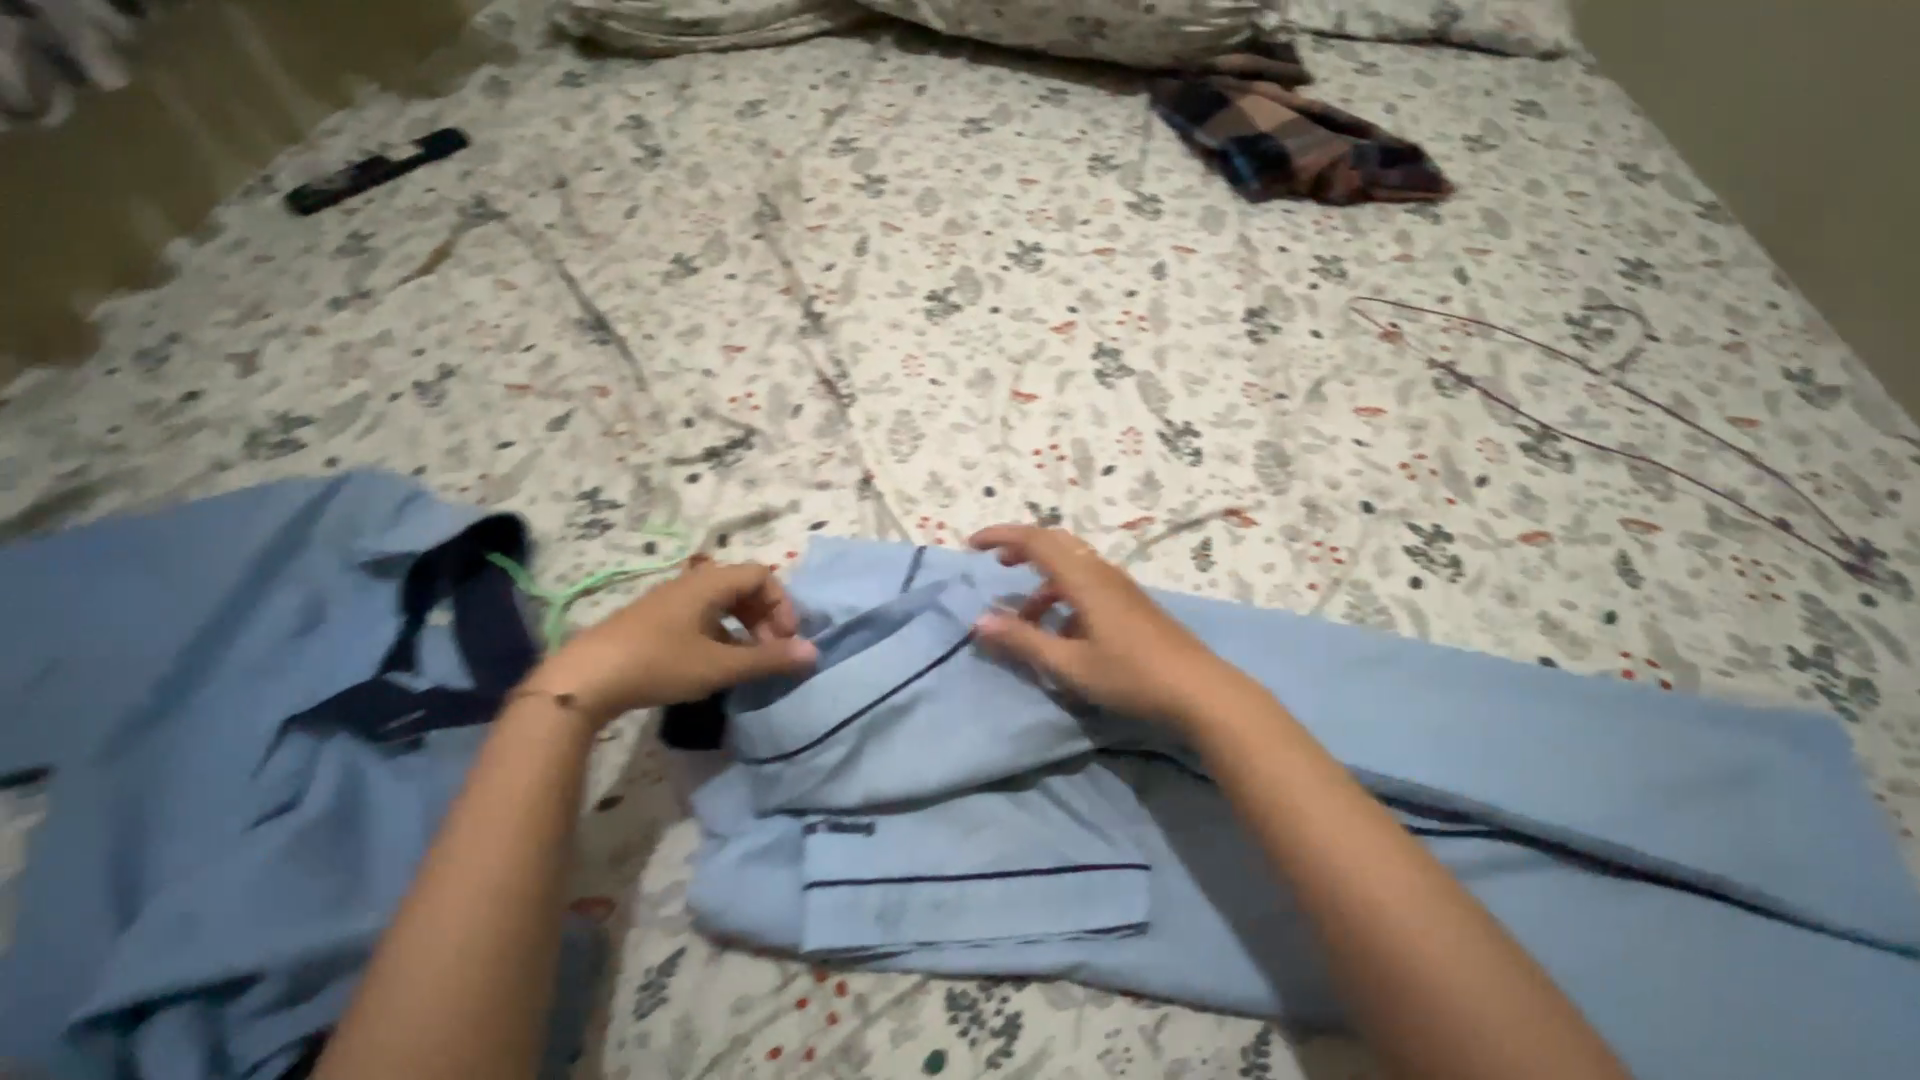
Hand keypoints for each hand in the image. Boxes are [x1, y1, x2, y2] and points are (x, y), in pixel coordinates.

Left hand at [518, 558, 817, 725]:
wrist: (586, 678)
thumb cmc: (659, 663)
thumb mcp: (719, 666)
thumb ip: (768, 659)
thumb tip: (813, 653)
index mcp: (709, 583)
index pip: (762, 576)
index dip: (782, 604)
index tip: (786, 639)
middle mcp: (691, 583)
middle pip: (743, 587)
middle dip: (766, 617)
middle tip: (772, 652)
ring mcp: (670, 602)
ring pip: (721, 604)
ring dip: (744, 628)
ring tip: (748, 662)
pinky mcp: (655, 622)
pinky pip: (701, 617)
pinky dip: (721, 635)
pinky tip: (715, 666)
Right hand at [968, 524, 1244, 726]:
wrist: (1200, 690)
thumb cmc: (1131, 676)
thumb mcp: (1070, 665)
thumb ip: (1024, 641)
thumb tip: (980, 620)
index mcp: (1084, 580)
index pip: (1036, 541)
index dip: (1001, 536)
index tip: (972, 545)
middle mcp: (1102, 574)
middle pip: (1057, 544)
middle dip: (1022, 549)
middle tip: (997, 565)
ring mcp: (1122, 588)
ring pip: (1074, 566)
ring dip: (1044, 581)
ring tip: (1026, 617)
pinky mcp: (1133, 604)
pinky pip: (1089, 583)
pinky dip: (1064, 595)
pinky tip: (1064, 632)